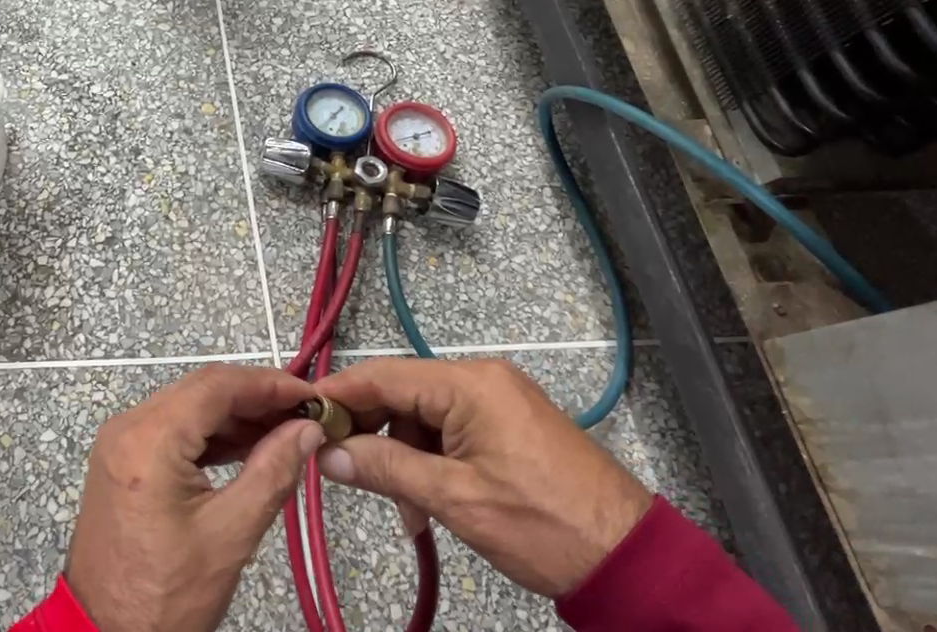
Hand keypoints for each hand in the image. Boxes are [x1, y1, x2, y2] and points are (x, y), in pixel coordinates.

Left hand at [64, 364, 323, 631]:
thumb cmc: (166, 594)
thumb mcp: (229, 535)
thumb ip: (272, 472)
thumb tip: (307, 428)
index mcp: (149, 437)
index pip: (216, 385)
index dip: (268, 383)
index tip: (312, 394)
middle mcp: (129, 425)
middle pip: (201, 390)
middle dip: (255, 398)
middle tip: (305, 414)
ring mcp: (121, 441)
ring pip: (188, 407)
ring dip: (235, 416)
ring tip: (286, 432)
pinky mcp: (123, 460)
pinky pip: (173, 430)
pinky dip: (210, 435)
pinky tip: (248, 448)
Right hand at [313, 358, 651, 597]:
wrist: (634, 561)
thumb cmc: (543, 525)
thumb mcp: (455, 498)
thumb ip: (385, 468)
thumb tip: (326, 453)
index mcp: (468, 383)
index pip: (382, 375)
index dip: (338, 395)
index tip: (301, 419)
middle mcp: (481, 379)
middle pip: (401, 394)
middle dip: (371, 434)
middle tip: (345, 472)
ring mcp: (497, 400)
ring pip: (422, 417)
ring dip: (402, 457)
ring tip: (407, 511)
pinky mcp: (509, 425)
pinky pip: (450, 431)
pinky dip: (431, 462)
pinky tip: (429, 503)